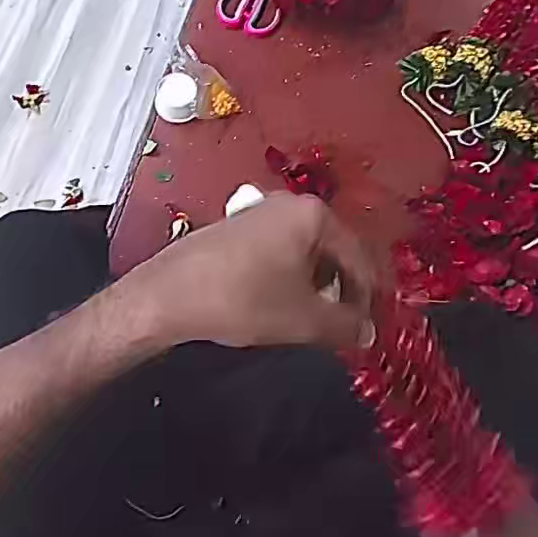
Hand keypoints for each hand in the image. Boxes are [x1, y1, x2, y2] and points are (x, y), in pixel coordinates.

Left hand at [110, 192, 378, 350]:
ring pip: (306, 252)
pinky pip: (280, 250)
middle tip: (341, 325)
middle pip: (333, 251)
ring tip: (309, 319)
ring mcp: (261, 211)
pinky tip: (278, 303)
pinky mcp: (239, 226)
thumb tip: (367, 332)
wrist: (169, 295)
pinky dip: (289, 277)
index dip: (368, 297)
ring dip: (315, 286)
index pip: (358, 258)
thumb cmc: (243, 299)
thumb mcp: (304, 319)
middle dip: (340, 291)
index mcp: (313, 215)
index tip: (368, 327)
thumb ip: (346, 326)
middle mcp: (290, 203)